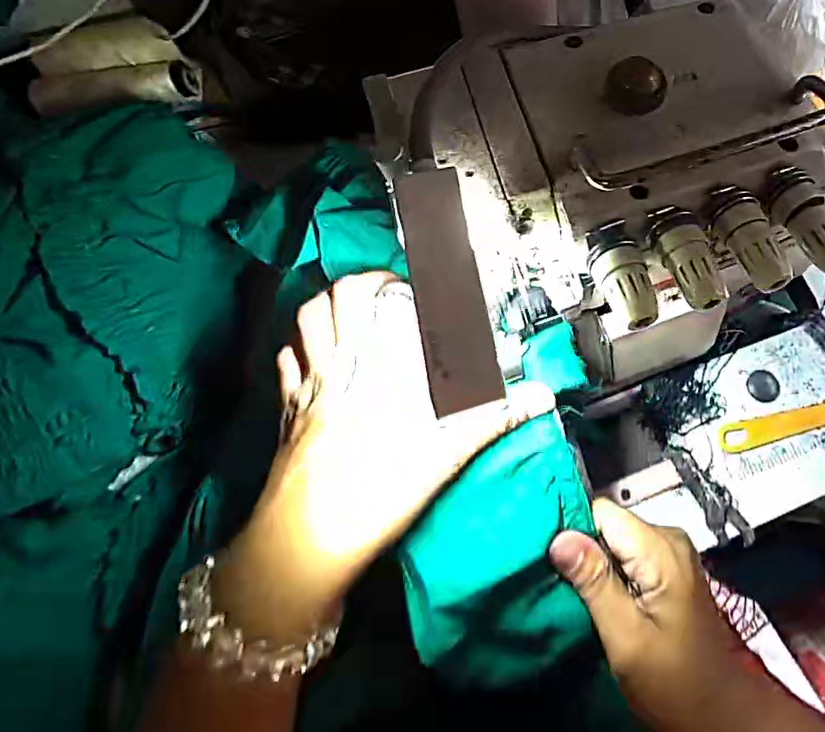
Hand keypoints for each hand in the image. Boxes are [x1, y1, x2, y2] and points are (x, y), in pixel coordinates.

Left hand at [215, 272, 550, 640]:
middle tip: (382, 295)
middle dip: (353, 285)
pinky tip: (319, 360)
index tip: (410, 281)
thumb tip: (539, 398)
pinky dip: (300, 350)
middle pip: (326, 301)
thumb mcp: (445, 453)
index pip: (364, 297)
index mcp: (367, 365)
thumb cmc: (373, 492)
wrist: (301, 548)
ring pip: (299, 328)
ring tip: (351, 316)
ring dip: (323, 310)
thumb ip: (494, 418)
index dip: (384, 277)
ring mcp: (303, 391)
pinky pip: (285, 367)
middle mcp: (331, 368)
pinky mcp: (286, 417)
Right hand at [549, 501, 824, 731]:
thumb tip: (561, 539)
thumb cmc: (674, 682)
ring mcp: (671, 552)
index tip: (550, 557)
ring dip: (595, 563)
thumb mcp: (626, 637)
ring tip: (579, 594)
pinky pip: (629, 553)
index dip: (573, 530)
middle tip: (562, 583)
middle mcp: (669, 539)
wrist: (716, 709)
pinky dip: (611, 572)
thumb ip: (594, 583)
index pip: (604, 512)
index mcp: (662, 549)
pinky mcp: (668, 567)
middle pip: (610, 524)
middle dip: (583, 549)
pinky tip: (601, 599)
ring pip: (617, 538)